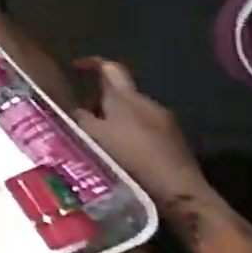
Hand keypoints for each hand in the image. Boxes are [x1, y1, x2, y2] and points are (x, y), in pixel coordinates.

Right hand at [69, 58, 211, 204]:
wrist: (177, 189)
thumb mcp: (92, 136)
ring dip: (113, 118)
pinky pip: (144, 127)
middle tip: (79, 115)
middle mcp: (146, 102)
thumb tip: (74, 108)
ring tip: (96, 138)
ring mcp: (164, 121)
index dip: (91, 63)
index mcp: (125, 97)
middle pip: (119, 92)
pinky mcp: (173, 139)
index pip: (110, 68)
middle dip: (98, 100)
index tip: (74, 67)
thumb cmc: (129, 156)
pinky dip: (128, 132)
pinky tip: (119, 152)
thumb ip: (81, 118)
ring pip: (131, 111)